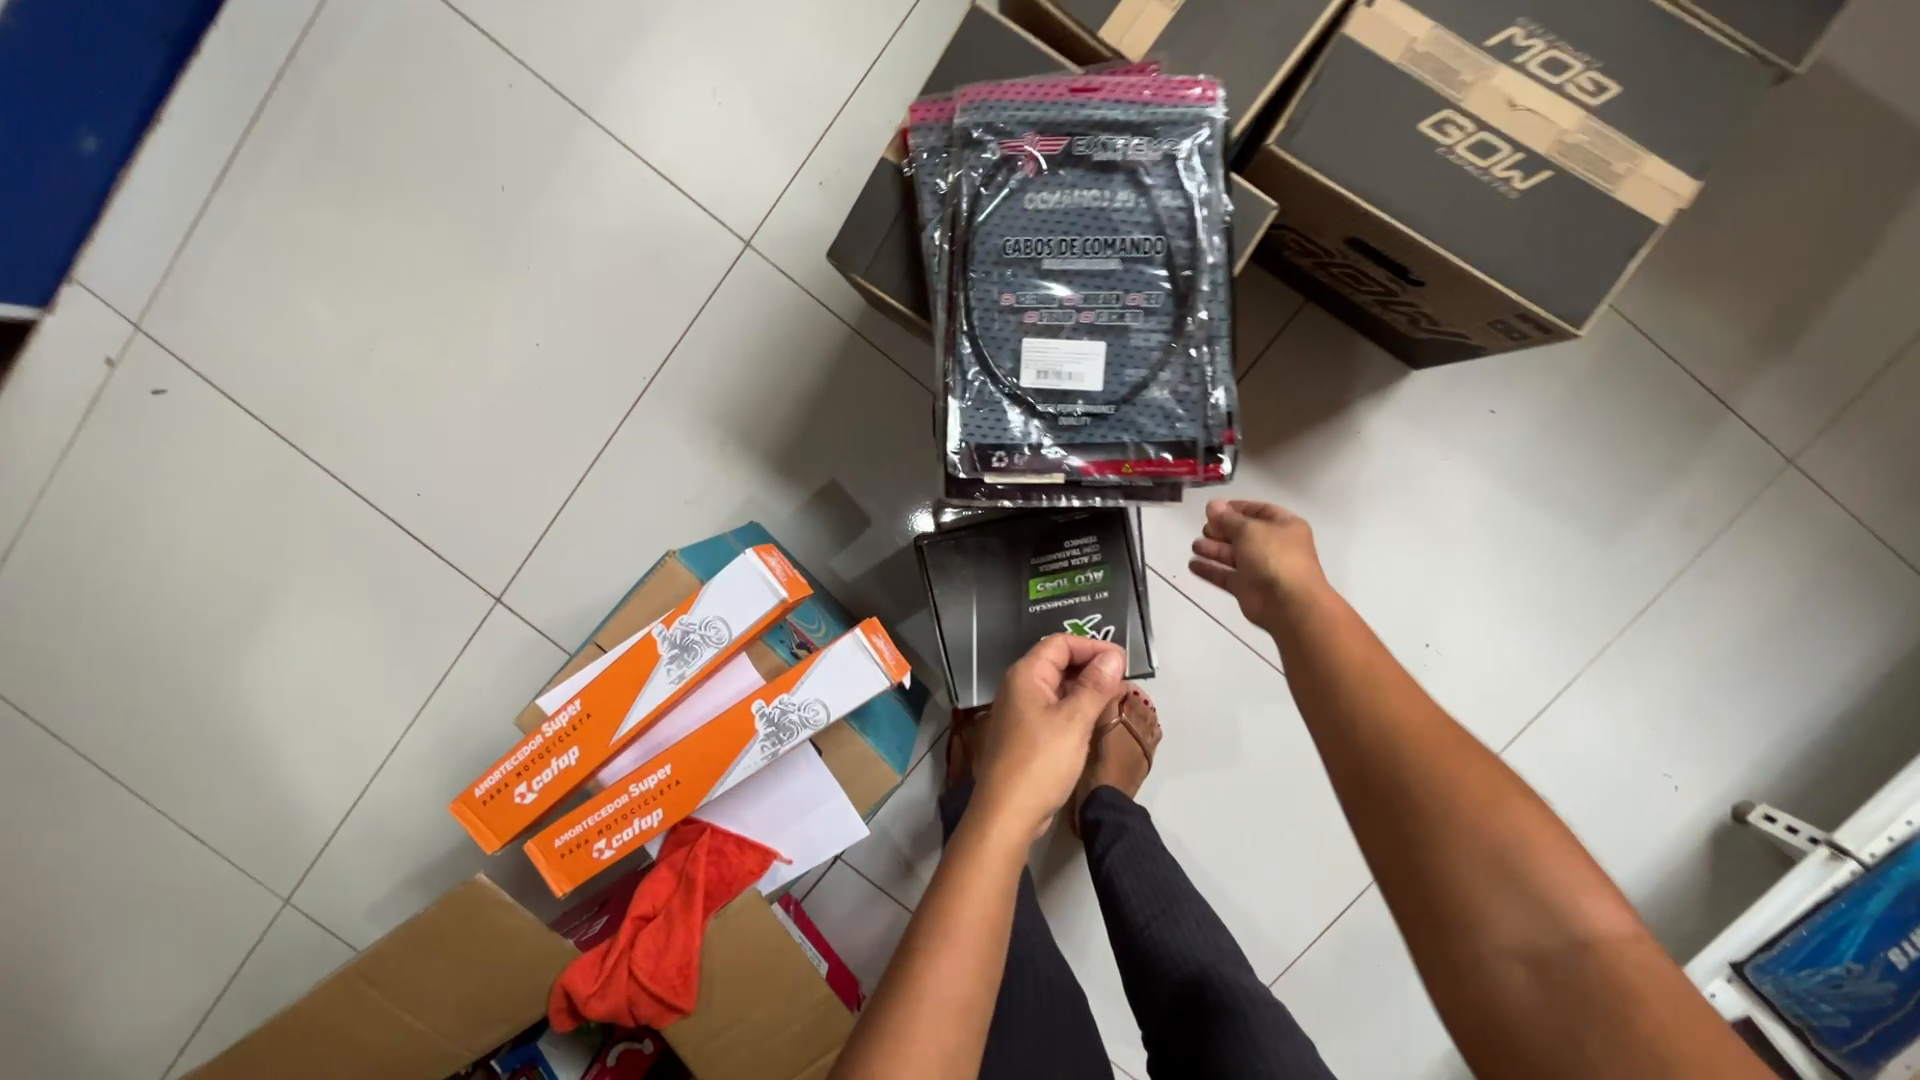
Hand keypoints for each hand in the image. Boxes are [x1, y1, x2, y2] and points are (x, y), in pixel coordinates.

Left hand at [971, 635, 1126, 839]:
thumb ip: (1095, 686)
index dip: (1093, 646)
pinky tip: (1096, 719)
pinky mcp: (1027, 734)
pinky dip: (1077, 708)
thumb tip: (1114, 656)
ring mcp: (1021, 711)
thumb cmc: (1040, 762)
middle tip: (1124, 680)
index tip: (1123, 660)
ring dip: (1086, 688)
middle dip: (1092, 666)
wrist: (1007, 813)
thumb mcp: (1074, 721)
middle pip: (1058, 662)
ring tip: (1117, 697)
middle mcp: (1020, 687)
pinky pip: (1055, 709)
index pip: (1061, 643)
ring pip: (1058, 687)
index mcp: (1026, 675)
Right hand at [1188, 499, 1328, 631]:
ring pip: (1233, 556)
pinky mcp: (1247, 589)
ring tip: (1195, 546)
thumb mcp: (1250, 530)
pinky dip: (1210, 570)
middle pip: (1243, 534)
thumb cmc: (1274, 557)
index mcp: (1284, 526)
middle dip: (1222, 530)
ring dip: (1213, 549)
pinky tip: (1192, 565)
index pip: (1259, 511)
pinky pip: (1226, 576)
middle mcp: (1273, 546)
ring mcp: (1260, 569)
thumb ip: (1227, 518)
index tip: (1214, 509)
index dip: (1237, 508)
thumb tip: (1212, 504)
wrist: (1289, 604)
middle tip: (1204, 529)